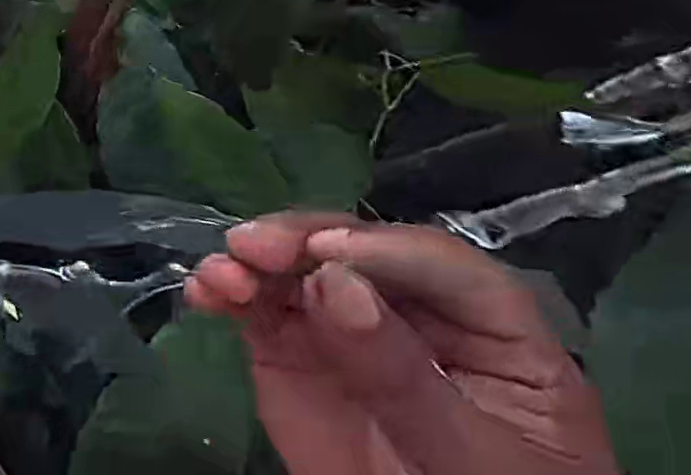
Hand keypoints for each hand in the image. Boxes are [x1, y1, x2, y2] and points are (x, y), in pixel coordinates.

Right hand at [185, 214, 618, 474]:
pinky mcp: (287, 344)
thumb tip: (332, 282)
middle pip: (353, 248)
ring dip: (249, 260)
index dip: (385, 248)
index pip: (443, 267)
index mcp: (488, 336)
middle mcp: (409, 313)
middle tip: (251, 247)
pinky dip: (221, 288)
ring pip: (292, 265)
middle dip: (297, 237)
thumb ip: (402, 375)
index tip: (323, 251)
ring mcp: (340, 324)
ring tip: (221, 280)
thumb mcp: (467, 462)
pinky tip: (202, 293)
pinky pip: (252, 303)